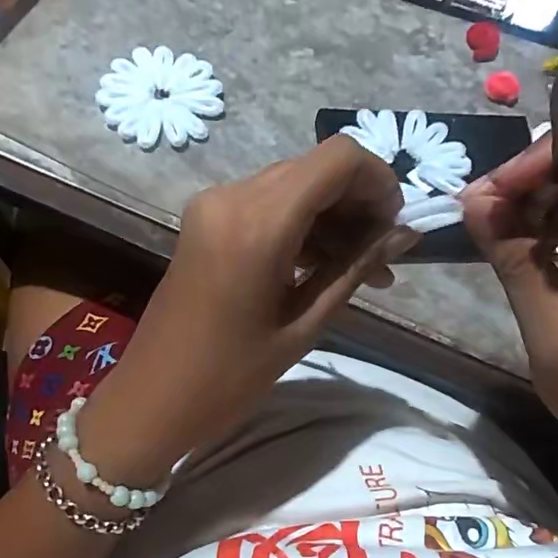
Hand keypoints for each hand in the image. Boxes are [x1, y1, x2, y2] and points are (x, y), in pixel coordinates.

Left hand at [83, 136, 415, 482]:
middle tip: (384, 254)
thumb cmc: (230, 377)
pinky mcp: (207, 221)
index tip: (396, 225)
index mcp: (259, 223)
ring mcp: (214, 206)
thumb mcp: (304, 325)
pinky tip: (327, 267)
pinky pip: (268, 206)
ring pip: (294, 186)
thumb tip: (404, 234)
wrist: (153, 399)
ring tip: (364, 271)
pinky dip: (303, 227)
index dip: (379, 181)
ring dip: (333, 219)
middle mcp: (233, 196)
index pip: (338, 159)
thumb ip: (355, 269)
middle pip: (316, 169)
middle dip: (359, 203)